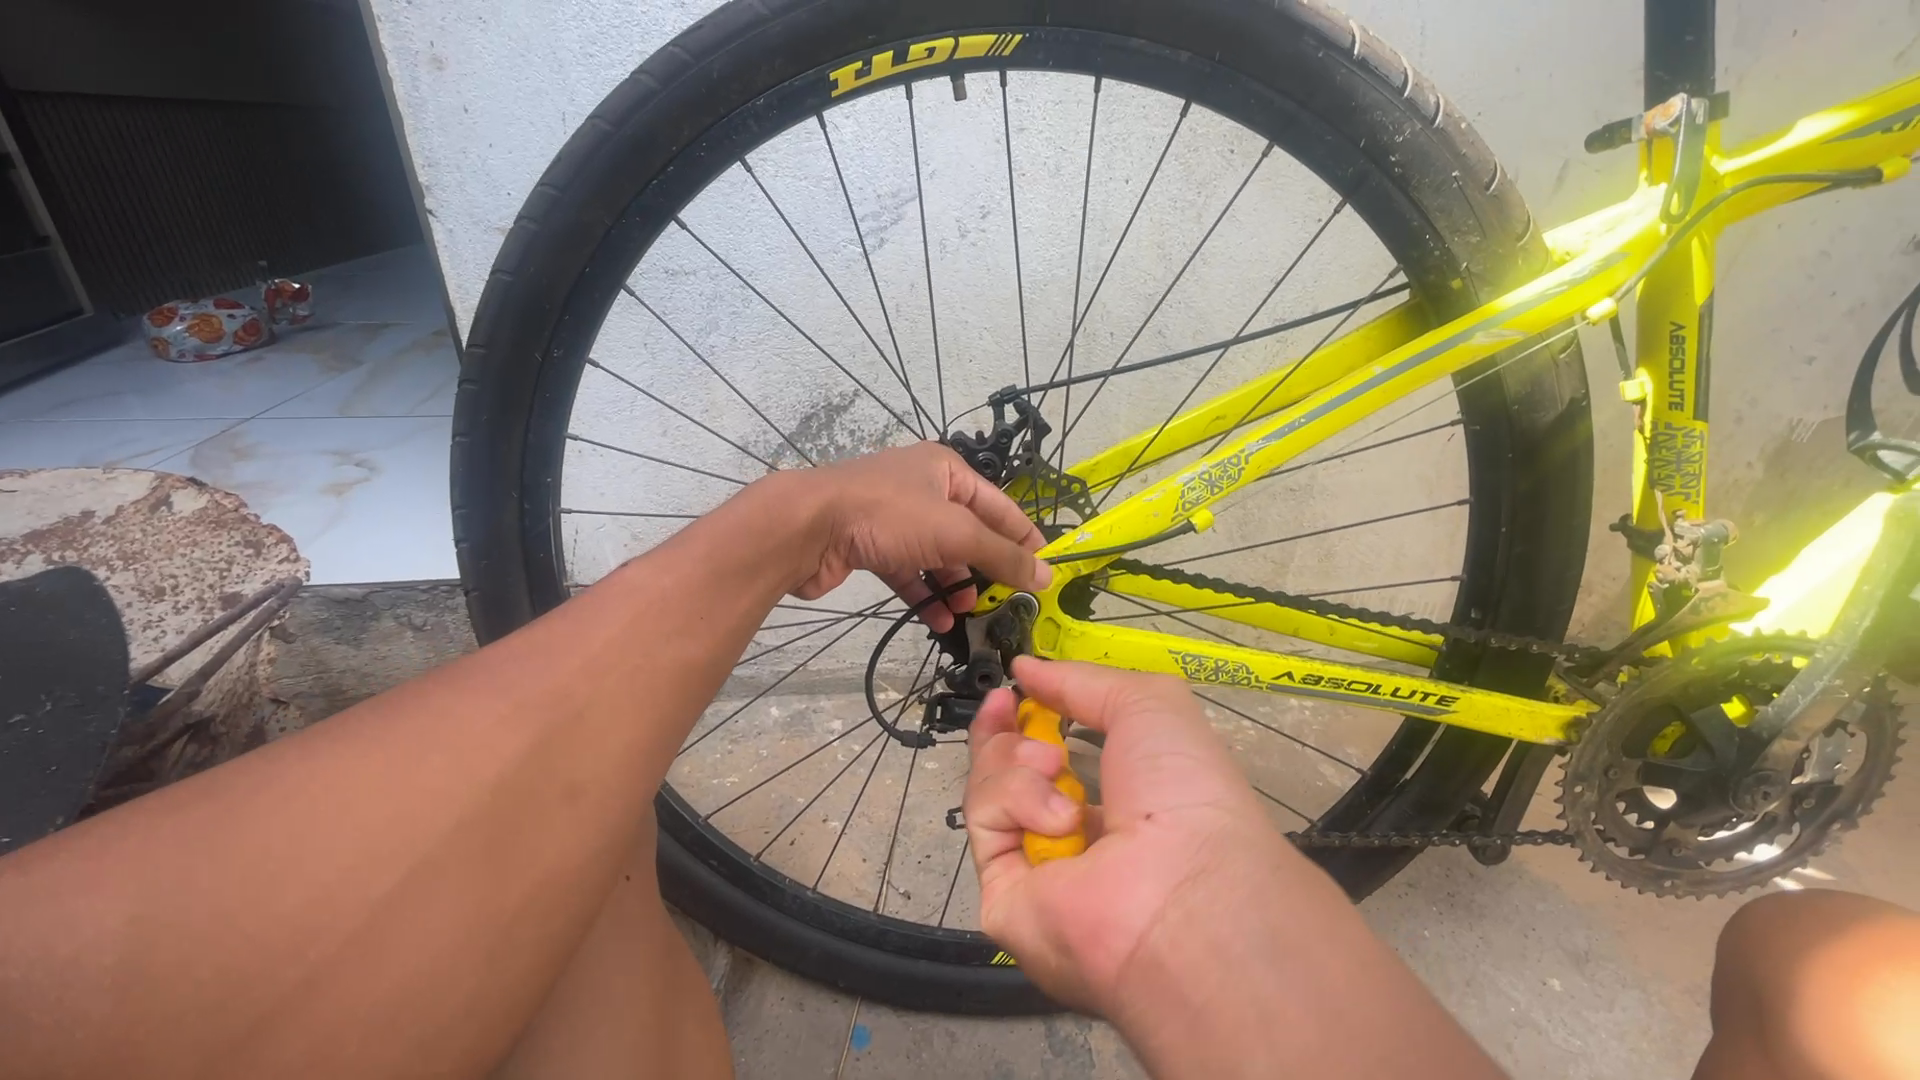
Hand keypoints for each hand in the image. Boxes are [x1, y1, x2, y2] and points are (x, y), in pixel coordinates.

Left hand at [788, 442, 1050, 631]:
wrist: (808, 527)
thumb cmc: (888, 516)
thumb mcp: (955, 532)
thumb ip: (1002, 555)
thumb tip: (1046, 576)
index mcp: (947, 469)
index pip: (1000, 506)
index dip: (1024, 538)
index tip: (1045, 571)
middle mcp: (922, 488)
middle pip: (968, 532)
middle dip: (985, 567)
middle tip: (1004, 600)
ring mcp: (894, 518)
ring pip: (938, 555)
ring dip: (955, 586)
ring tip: (968, 615)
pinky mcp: (871, 546)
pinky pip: (909, 572)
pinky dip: (925, 595)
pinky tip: (939, 623)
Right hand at [962, 657, 1291, 1012]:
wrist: (1181, 888)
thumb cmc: (1182, 791)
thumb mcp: (1150, 706)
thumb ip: (1083, 682)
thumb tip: (1025, 668)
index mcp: (1115, 808)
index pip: (1050, 761)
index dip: (1026, 720)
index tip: (1011, 692)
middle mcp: (1072, 842)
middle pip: (1007, 772)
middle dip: (1002, 732)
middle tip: (1004, 706)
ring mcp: (1034, 872)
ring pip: (989, 789)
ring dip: (1016, 761)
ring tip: (1053, 766)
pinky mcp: (1001, 898)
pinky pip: (983, 823)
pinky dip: (1012, 801)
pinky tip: (1053, 813)